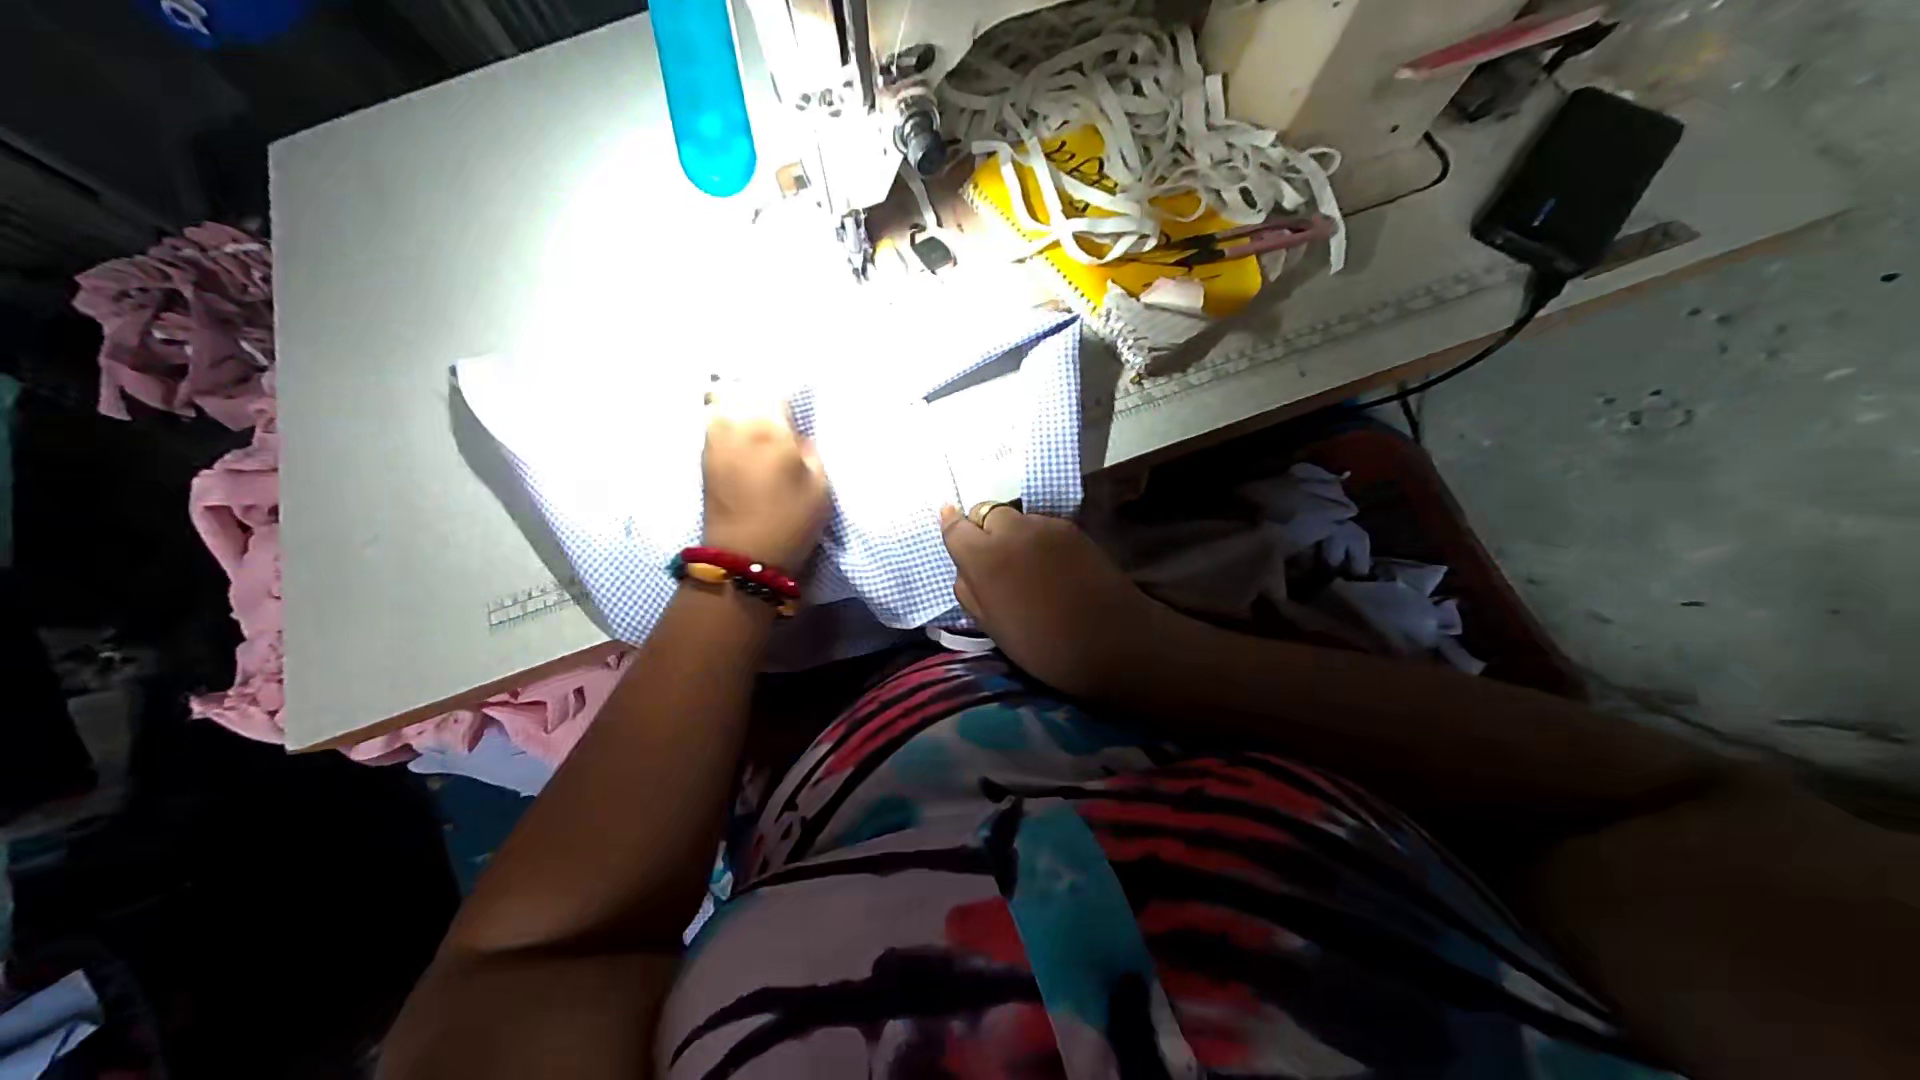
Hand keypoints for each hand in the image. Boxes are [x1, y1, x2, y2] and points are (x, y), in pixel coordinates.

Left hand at [702, 391, 829, 571]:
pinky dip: (724, 414)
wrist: (745, 556)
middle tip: (773, 398)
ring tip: (747, 406)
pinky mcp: (704, 455)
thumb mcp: (819, 485)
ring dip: (736, 396)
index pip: (773, 387)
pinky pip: (712, 419)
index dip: (786, 388)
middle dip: (757, 386)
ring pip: (719, 398)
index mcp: (768, 426)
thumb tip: (795, 435)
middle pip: (740, 385)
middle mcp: (735, 423)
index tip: (796, 394)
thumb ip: (809, 450)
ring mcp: (714, 438)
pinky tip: (741, 426)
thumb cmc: (790, 520)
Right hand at [939, 503, 1167, 696]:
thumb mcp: (992, 627)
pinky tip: (1050, 566)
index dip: (952, 529)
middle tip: (993, 560)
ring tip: (1025, 566)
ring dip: (1012, 534)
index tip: (953, 534)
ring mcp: (1046, 526)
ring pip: (1016, 518)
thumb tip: (963, 566)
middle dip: (983, 530)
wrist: (1113, 642)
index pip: (956, 527)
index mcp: (986, 558)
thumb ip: (970, 590)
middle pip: (986, 513)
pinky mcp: (1073, 529)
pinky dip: (1037, 539)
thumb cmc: (1044, 647)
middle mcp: (1013, 530)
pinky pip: (1042, 526)